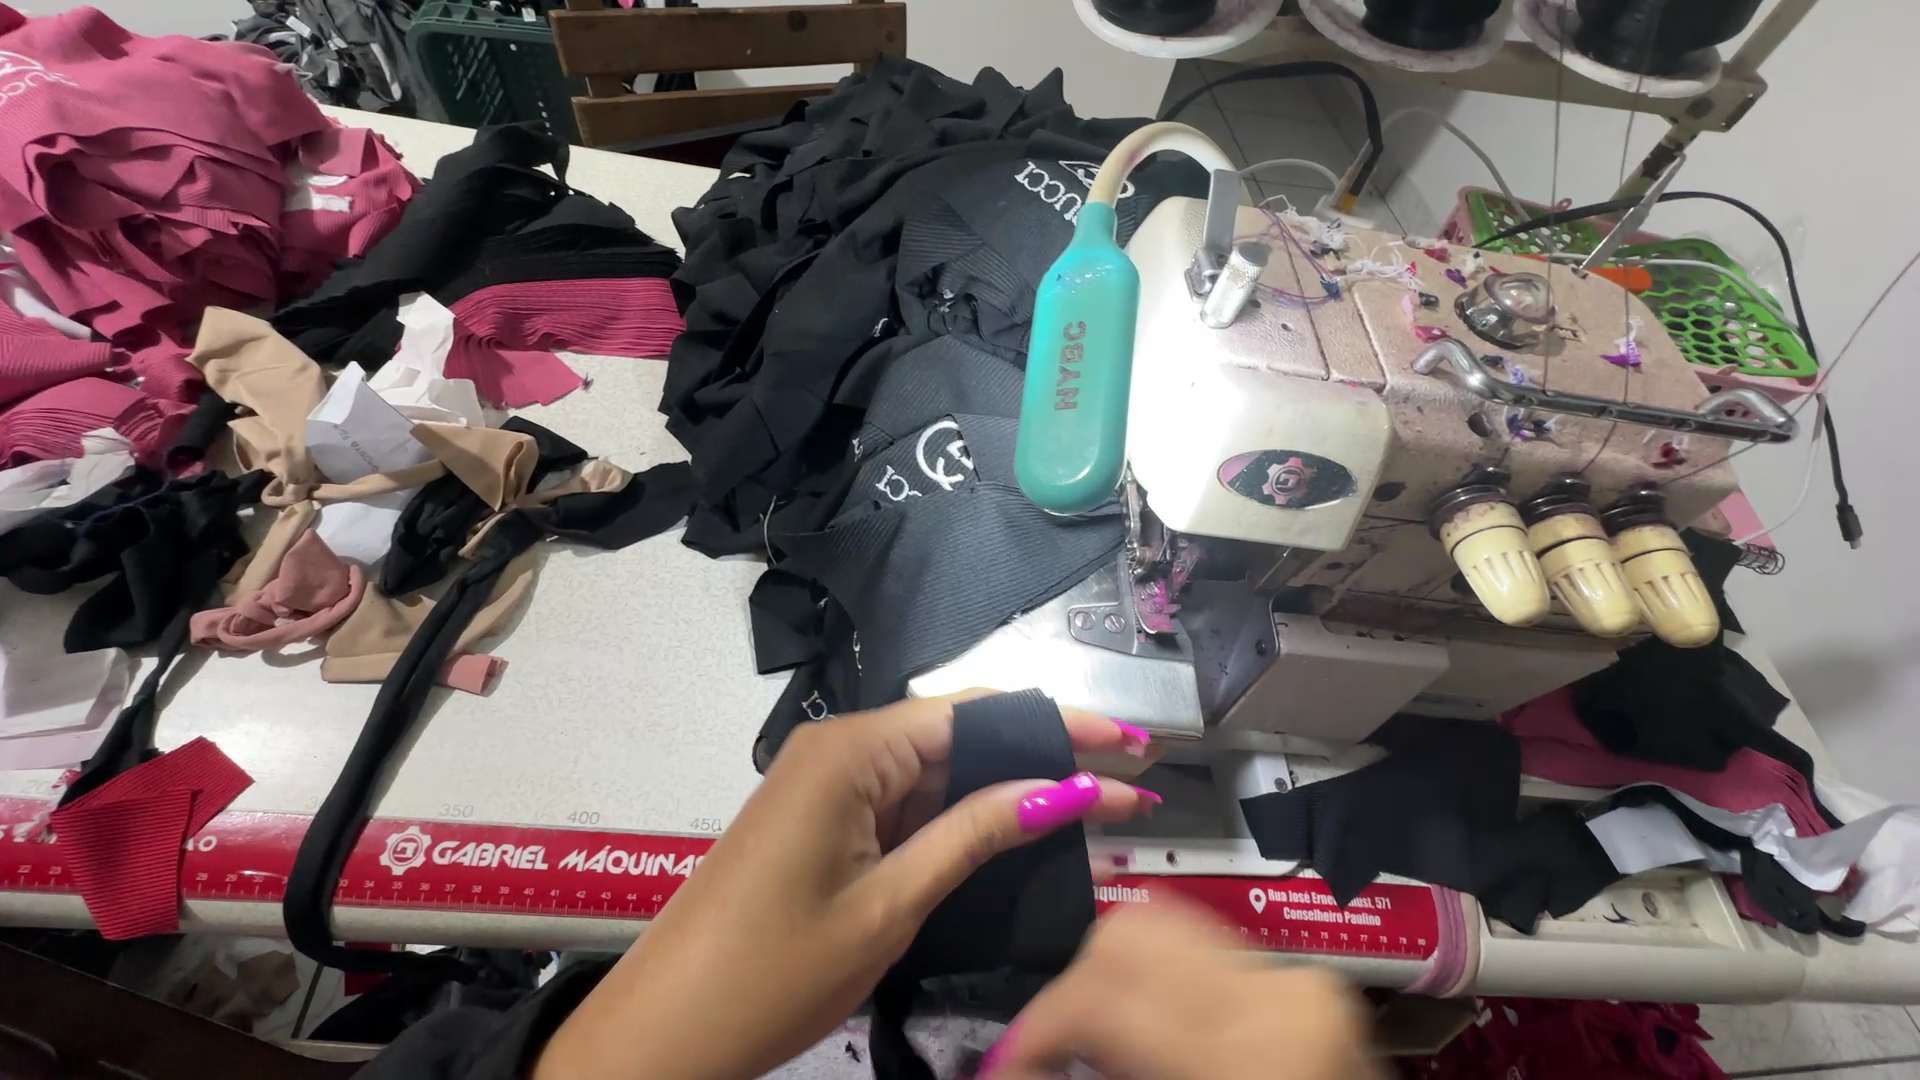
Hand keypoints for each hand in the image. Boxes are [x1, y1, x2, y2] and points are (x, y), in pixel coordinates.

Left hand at [535, 692, 1156, 1079]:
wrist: (666, 1031)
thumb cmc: (775, 969)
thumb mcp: (892, 902)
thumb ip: (975, 835)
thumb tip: (1065, 789)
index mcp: (853, 748)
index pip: (973, 713)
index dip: (1054, 724)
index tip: (1124, 742)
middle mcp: (841, 744)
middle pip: (957, 732)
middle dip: (1037, 753)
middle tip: (1118, 775)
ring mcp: (830, 778)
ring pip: (934, 766)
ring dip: (1001, 786)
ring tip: (1082, 800)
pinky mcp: (826, 812)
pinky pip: (904, 796)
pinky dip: (956, 813)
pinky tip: (1009, 825)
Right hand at [982, 900, 1383, 1079]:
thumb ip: (1093, 1073)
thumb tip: (1012, 1060)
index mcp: (1247, 1052)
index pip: (1103, 992)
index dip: (1041, 1024)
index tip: (1009, 1058)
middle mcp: (1277, 991)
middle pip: (1126, 932)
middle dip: (1076, 986)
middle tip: (1055, 1043)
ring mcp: (1298, 978)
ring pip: (1158, 922)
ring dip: (1115, 972)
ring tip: (1102, 1030)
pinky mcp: (1305, 979)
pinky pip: (1201, 945)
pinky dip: (1160, 975)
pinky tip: (1153, 1021)